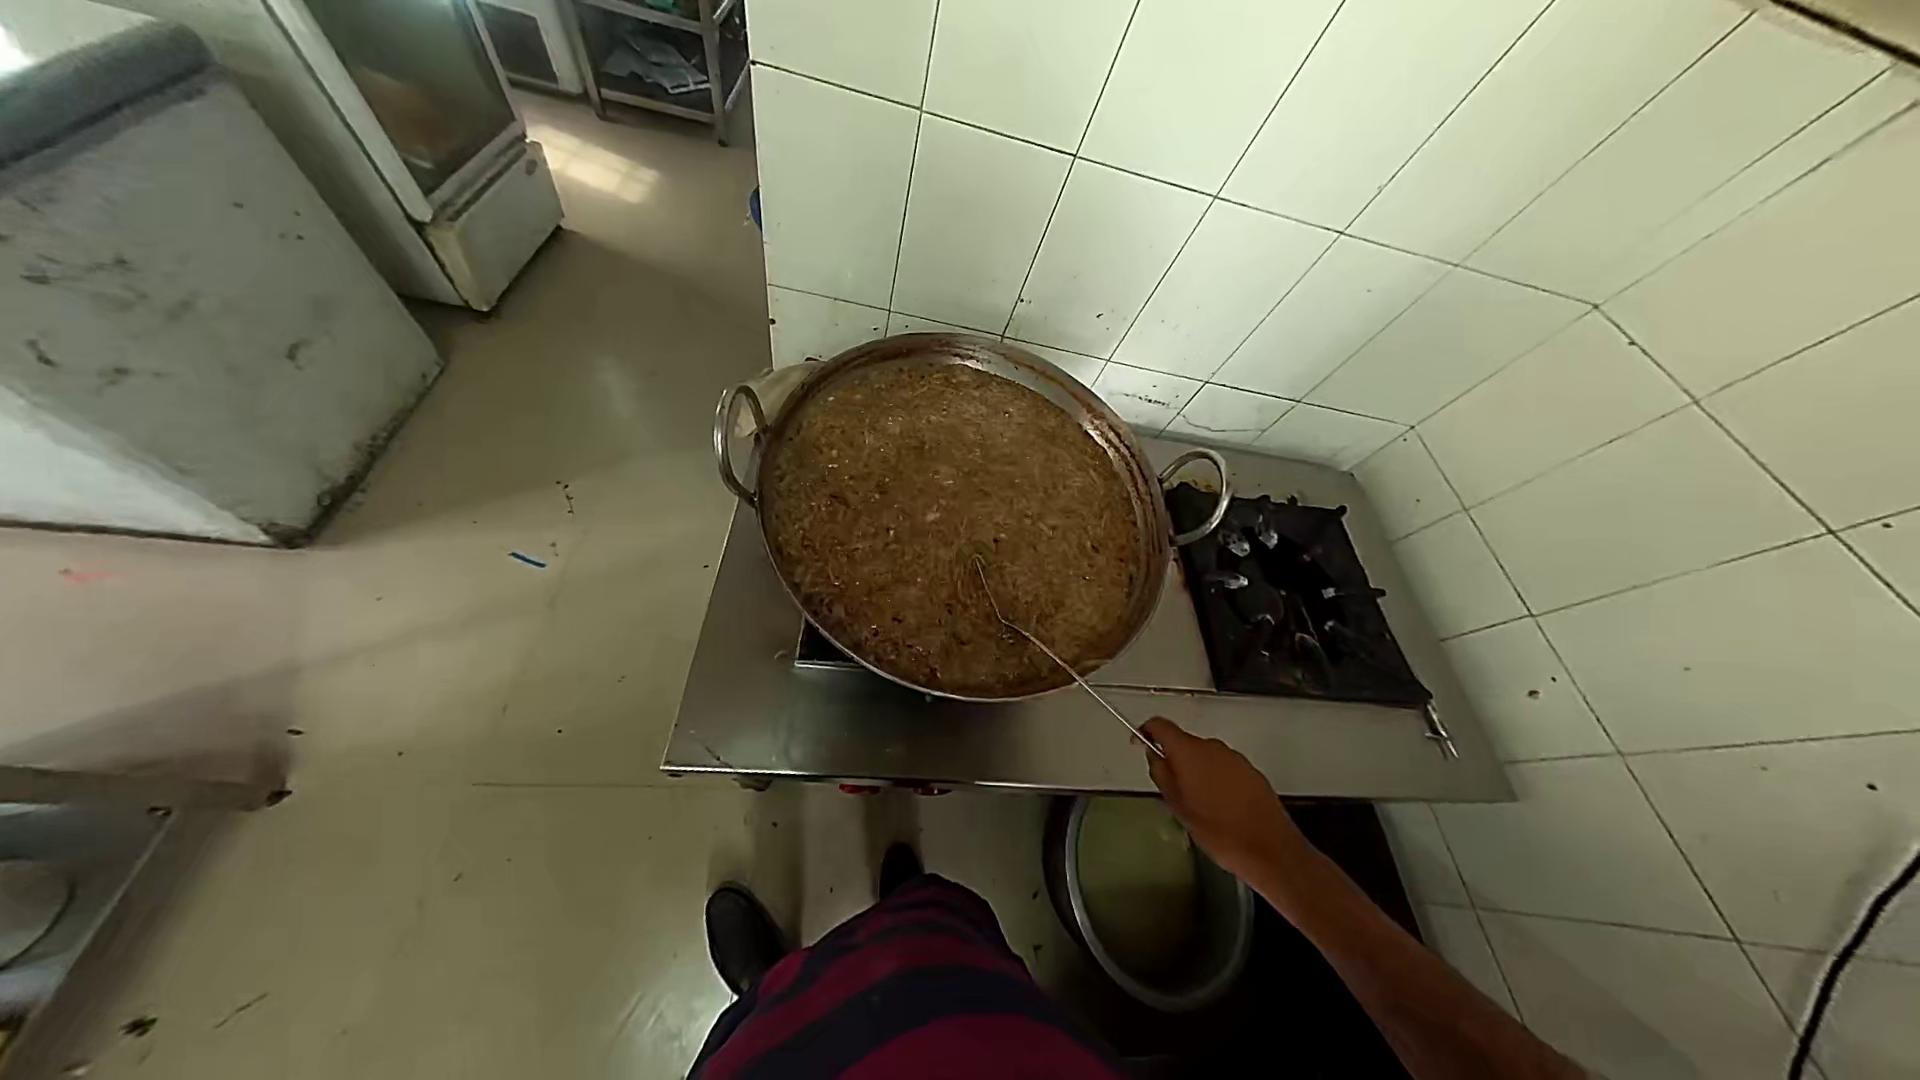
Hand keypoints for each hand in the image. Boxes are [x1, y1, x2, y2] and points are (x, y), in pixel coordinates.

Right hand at [1137, 717, 1306, 887]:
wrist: (1269, 849)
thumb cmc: (1218, 831)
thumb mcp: (1177, 805)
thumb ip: (1161, 774)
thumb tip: (1154, 756)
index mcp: (1189, 751)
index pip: (1160, 725)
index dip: (1145, 731)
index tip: (1139, 743)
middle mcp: (1212, 747)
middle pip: (1184, 741)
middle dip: (1173, 757)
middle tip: (1168, 785)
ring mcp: (1234, 757)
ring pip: (1204, 755)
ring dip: (1195, 769)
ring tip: (1195, 801)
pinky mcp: (1251, 770)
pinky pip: (1223, 766)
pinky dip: (1214, 777)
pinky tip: (1218, 805)